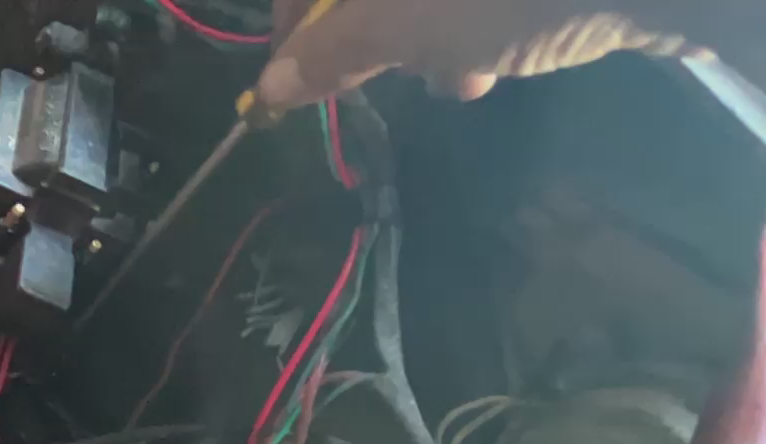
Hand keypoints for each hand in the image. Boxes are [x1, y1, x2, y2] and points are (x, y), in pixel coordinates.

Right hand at [258, 0, 714, 108]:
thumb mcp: (399, 23)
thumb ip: (329, 52)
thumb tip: (272, 88)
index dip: (291, 24)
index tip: (294, 75)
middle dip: (375, 35)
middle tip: (382, 79)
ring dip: (433, 34)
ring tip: (459, 74)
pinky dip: (488, 17)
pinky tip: (509, 51)